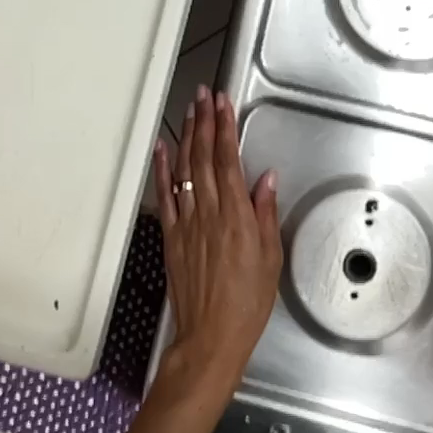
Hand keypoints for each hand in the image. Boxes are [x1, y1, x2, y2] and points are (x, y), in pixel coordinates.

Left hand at [152, 86, 281, 389]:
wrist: (210, 338)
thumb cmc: (247, 302)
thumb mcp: (270, 258)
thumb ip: (265, 214)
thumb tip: (265, 179)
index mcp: (236, 217)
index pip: (229, 160)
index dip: (224, 128)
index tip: (223, 104)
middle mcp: (208, 213)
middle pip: (204, 157)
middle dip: (204, 121)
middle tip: (204, 94)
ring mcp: (186, 222)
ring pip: (184, 169)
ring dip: (186, 135)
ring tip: (189, 109)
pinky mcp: (171, 235)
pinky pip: (165, 194)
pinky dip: (162, 168)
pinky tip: (163, 147)